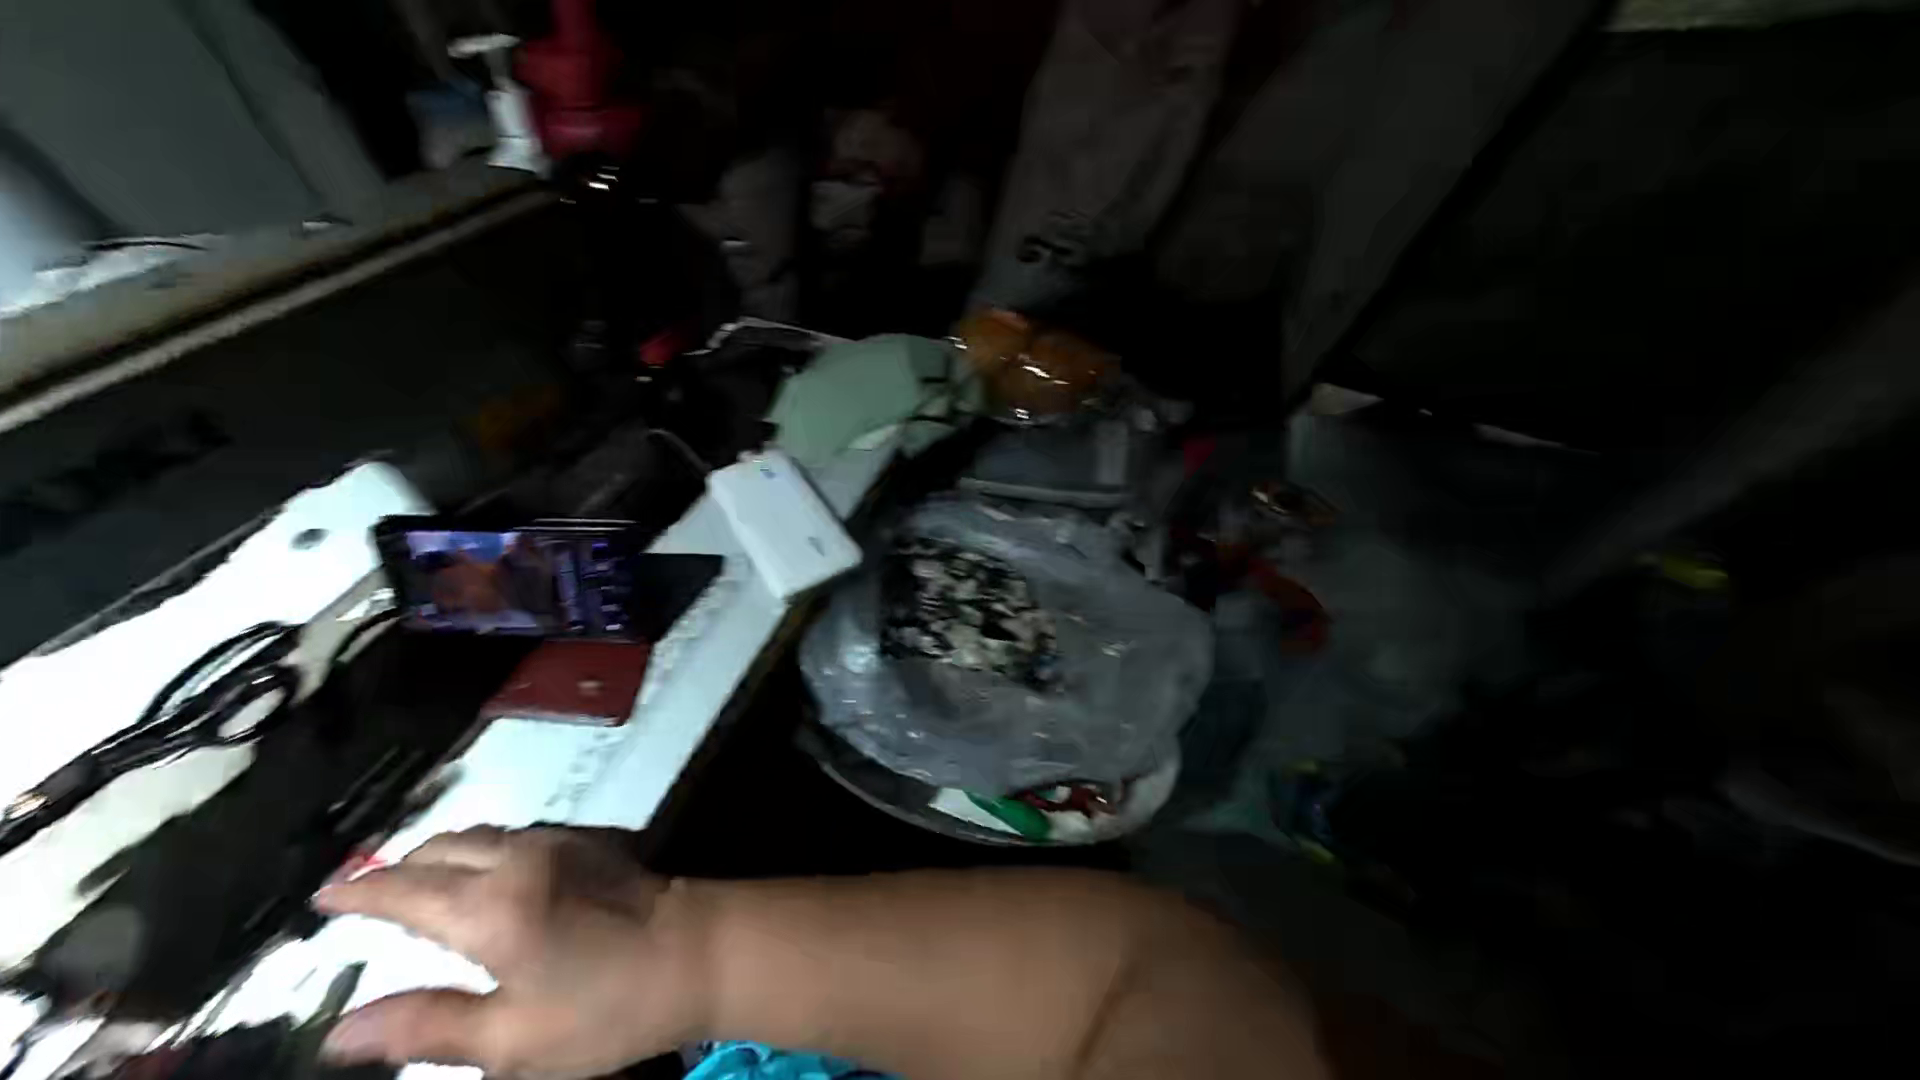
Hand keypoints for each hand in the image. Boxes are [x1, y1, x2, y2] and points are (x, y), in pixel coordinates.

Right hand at [312, 827, 708, 1077]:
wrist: (699, 949)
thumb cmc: (607, 1005)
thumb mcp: (510, 1039)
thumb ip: (425, 1027)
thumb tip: (341, 1031)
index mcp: (492, 908)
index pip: (407, 891)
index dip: (361, 892)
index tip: (325, 896)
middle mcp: (524, 859)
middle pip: (446, 848)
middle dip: (402, 866)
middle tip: (370, 893)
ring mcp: (565, 842)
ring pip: (487, 835)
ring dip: (447, 853)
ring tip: (422, 881)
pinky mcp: (595, 841)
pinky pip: (523, 834)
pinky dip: (489, 847)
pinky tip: (489, 872)